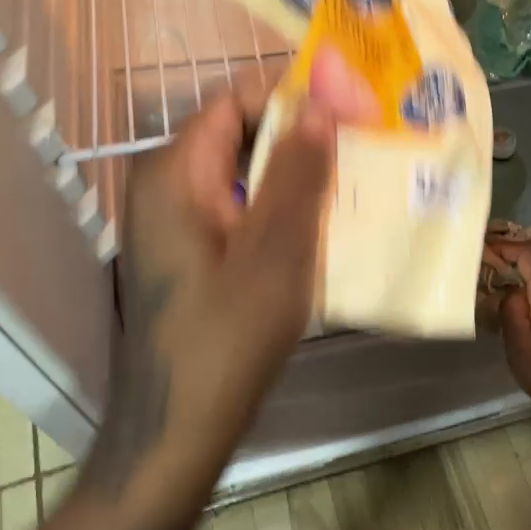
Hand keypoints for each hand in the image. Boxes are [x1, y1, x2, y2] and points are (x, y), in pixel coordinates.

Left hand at [89, 50, 373, 495]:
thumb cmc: (228, 338)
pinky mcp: (186, 254)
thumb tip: (323, 99)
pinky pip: (237, 210)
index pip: (238, 100)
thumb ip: (299, 170)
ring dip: (296, 179)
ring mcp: (172, 223)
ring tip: (355, 191)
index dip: (297, 100)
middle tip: (365, 157)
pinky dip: (278, 211)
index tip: (354, 118)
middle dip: (303, 141)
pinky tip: (320, 233)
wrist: (176, 430)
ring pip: (243, 175)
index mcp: (175, 172)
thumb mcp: (277, 249)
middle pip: (240, 135)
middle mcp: (165, 186)